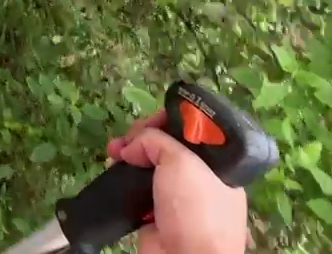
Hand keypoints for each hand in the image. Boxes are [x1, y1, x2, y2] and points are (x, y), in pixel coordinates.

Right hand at [106, 112, 248, 253]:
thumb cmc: (195, 208)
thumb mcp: (182, 162)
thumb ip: (156, 140)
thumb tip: (132, 148)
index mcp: (218, 170)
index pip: (193, 133)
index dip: (168, 122)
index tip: (148, 121)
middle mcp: (200, 181)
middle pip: (166, 145)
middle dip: (142, 136)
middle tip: (127, 139)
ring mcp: (178, 197)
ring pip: (149, 162)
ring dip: (128, 151)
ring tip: (113, 152)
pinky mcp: (157, 211)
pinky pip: (138, 182)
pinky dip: (124, 172)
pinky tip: (113, 166)